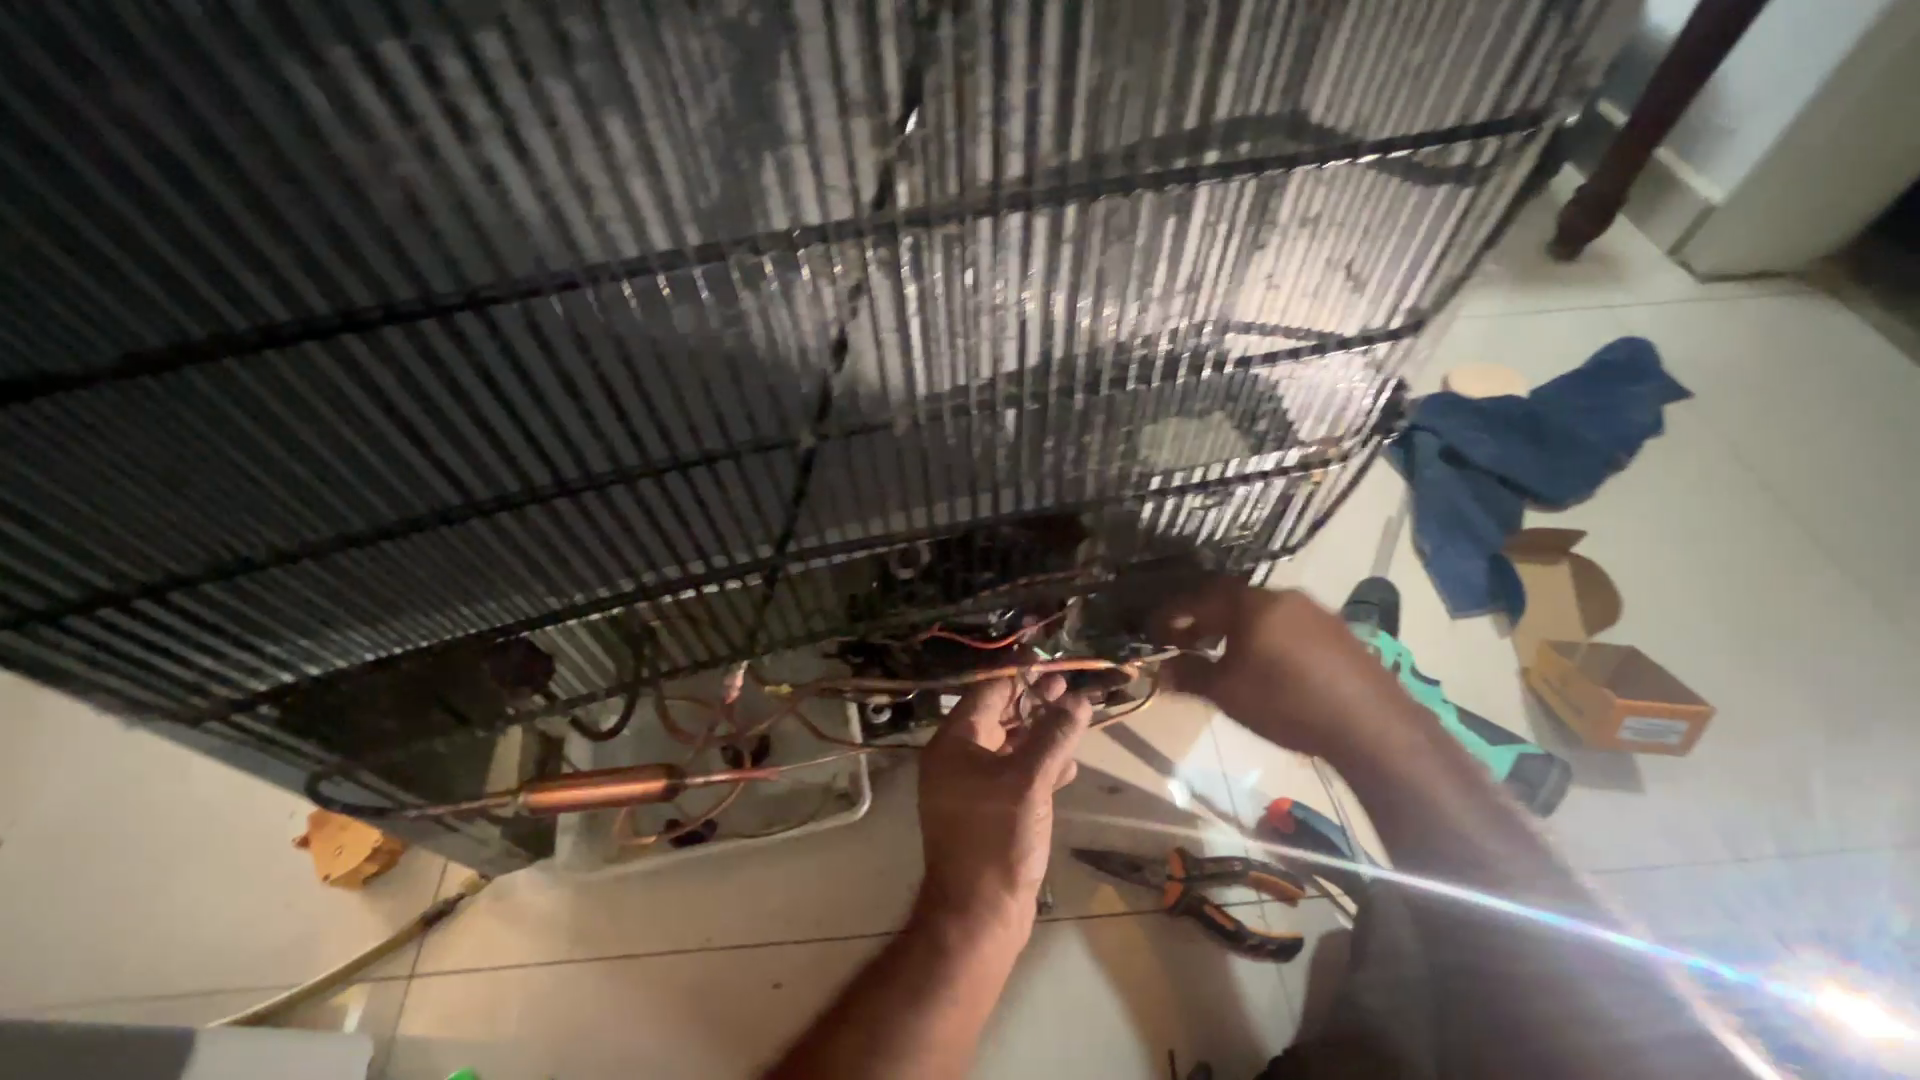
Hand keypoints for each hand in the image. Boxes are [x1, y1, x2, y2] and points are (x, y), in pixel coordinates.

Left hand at [915, 675, 1091, 932]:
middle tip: (1068, 688)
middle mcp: (956, 760)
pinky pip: (1013, 776)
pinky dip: (1039, 766)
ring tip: (1075, 719)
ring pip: (1008, 747)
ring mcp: (970, 788)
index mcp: (953, 744)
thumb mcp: (1028, 781)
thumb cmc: (995, 839)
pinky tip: (1069, 766)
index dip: (1018, 675)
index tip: (1049, 662)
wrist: (978, 914)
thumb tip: (1079, 700)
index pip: (985, 693)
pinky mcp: (988, 812)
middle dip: (1032, 702)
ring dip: (1040, 734)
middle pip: (996, 717)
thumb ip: (1054, 737)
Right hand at [1159, 580, 1429, 763]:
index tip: (1154, 631)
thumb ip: (1191, 676)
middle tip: (1185, 642)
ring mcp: (1316, 612)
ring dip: (1236, 628)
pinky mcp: (1339, 632)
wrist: (1370, 724)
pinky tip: (1266, 664)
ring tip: (1223, 654)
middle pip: (1231, 600)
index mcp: (1250, 604)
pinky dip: (1266, 637)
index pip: (1198, 597)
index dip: (1172, 613)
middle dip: (1204, 619)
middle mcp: (1283, 597)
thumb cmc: (1286, 703)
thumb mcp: (1228, 693)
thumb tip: (1161, 670)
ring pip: (1262, 612)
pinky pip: (1288, 625)